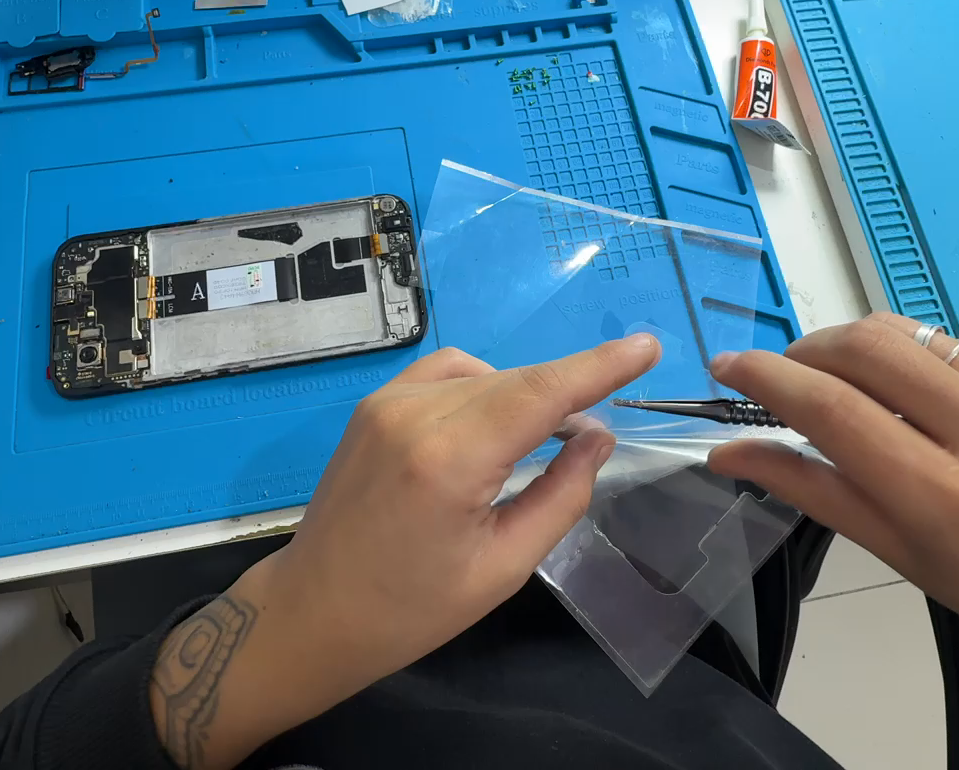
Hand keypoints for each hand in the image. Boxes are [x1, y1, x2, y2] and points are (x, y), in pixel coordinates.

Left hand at [149, 336, 660, 768]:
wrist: (313, 610)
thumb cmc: (412, 608)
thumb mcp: (502, 567)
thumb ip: (560, 494)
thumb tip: (596, 435)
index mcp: (448, 459)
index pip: (540, 393)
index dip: (597, 368)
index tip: (646, 347)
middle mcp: (415, 412)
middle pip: (516, 381)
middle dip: (565, 392)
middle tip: (590, 432)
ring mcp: (388, 400)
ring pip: (485, 374)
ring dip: (522, 395)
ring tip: (533, 442)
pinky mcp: (374, 401)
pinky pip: (448, 372)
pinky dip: (483, 385)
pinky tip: (488, 422)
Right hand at [706, 314, 958, 769]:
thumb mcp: (902, 555)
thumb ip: (809, 490)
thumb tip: (728, 451)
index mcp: (949, 499)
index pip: (831, 410)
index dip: (765, 377)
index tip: (727, 365)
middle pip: (865, 344)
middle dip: (808, 349)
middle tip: (794, 375)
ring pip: (903, 333)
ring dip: (859, 352)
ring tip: (865, 391)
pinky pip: (952, 343)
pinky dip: (920, 364)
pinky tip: (940, 403)